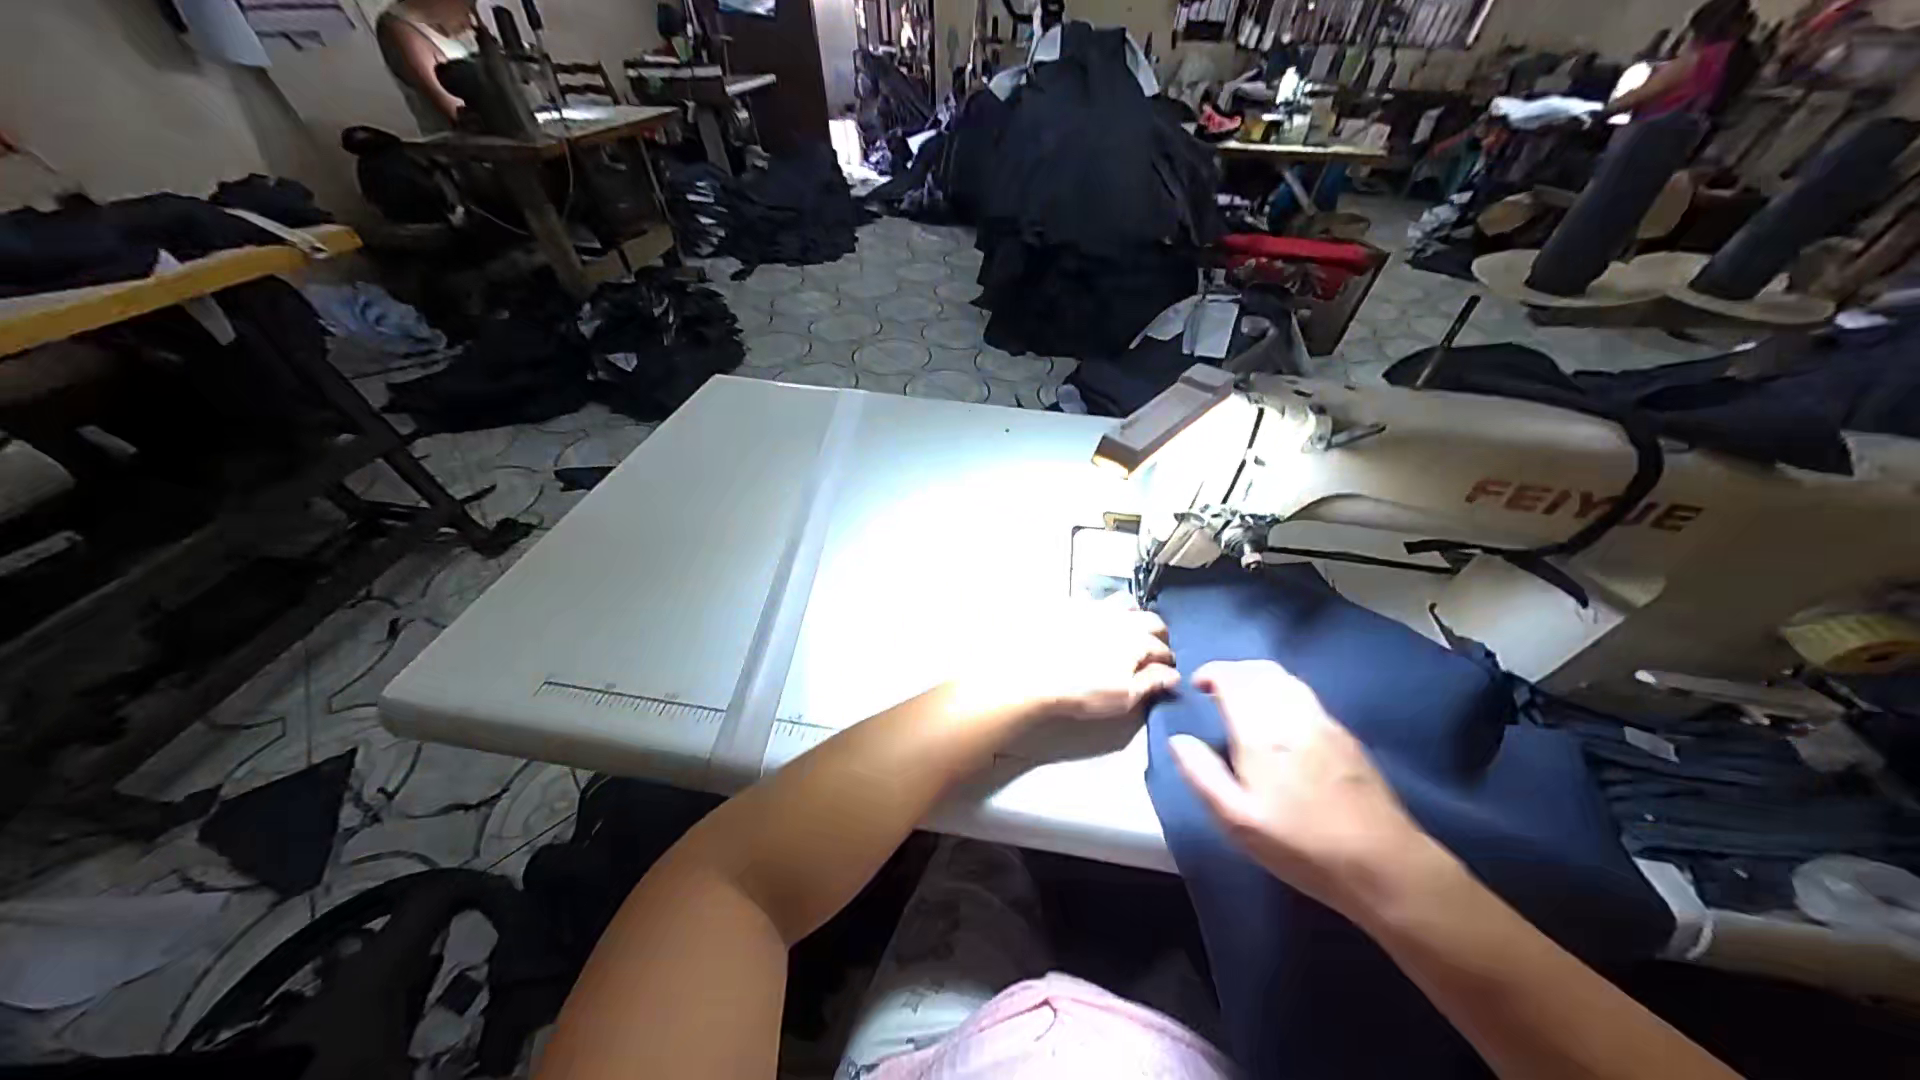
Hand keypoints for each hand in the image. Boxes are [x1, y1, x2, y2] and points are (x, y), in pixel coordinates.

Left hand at [956, 595, 1179, 723]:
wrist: (1034, 674)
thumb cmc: (1081, 690)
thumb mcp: (1123, 697)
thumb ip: (1151, 683)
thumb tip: (1171, 675)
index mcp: (1138, 640)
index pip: (1163, 649)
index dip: (1166, 661)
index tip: (1163, 671)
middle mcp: (1121, 618)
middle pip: (1150, 620)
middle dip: (1157, 633)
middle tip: (1153, 647)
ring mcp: (1095, 608)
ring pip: (1124, 602)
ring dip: (1132, 613)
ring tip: (1127, 626)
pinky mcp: (1070, 605)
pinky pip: (1091, 598)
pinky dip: (1098, 606)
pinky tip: (1092, 615)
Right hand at [1169, 660, 1443, 915]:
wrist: (1382, 864)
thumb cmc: (1300, 844)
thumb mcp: (1236, 819)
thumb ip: (1201, 774)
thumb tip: (1178, 740)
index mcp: (1261, 731)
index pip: (1233, 679)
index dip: (1212, 673)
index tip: (1197, 686)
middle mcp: (1293, 715)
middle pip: (1260, 670)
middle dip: (1233, 671)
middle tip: (1216, 690)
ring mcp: (1324, 723)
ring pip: (1286, 679)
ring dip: (1258, 677)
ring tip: (1243, 700)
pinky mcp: (1345, 736)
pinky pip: (1305, 695)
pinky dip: (1282, 691)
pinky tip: (1279, 718)